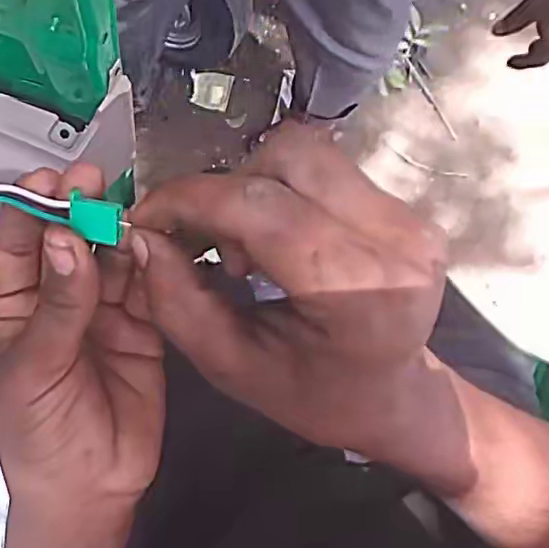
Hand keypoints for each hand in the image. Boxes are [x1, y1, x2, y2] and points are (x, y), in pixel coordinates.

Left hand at [0, 163, 164, 523]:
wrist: (88, 489)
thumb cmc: (38, 438)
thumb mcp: (34, 369)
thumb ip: (57, 306)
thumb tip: (67, 244)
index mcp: (17, 310)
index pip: (17, 247)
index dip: (29, 210)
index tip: (44, 183)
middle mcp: (59, 305)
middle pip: (67, 243)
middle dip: (76, 210)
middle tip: (88, 184)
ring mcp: (102, 315)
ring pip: (110, 259)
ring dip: (115, 233)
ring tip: (122, 212)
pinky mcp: (141, 330)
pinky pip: (147, 289)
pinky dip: (151, 267)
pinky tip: (151, 246)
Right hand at [127, 124, 472, 493]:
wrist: (391, 396)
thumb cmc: (312, 394)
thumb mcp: (229, 366)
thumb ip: (177, 302)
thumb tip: (142, 236)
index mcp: (356, 291)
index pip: (259, 208)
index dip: (189, 201)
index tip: (147, 218)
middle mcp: (393, 240)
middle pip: (286, 158)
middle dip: (223, 191)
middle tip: (204, 242)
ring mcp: (406, 216)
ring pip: (303, 152)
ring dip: (251, 186)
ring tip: (243, 245)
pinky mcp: (401, 205)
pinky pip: (320, 167)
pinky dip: (277, 191)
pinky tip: (272, 238)